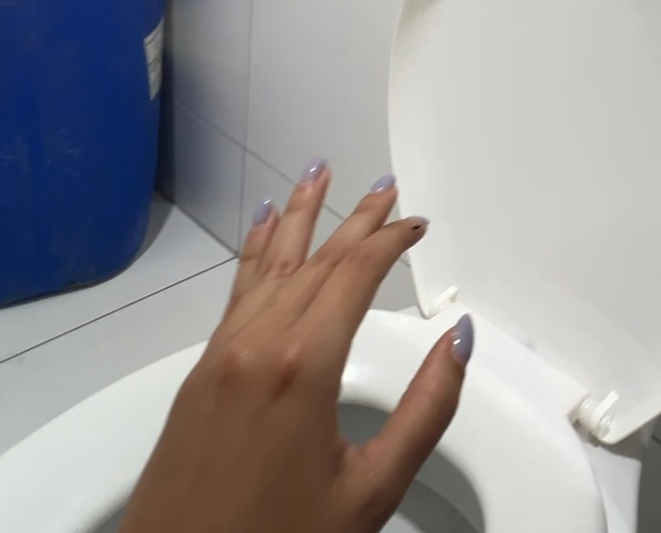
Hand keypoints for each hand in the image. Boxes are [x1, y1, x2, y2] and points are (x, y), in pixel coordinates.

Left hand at [119, 164, 470, 532]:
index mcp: (304, 365)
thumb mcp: (373, 489)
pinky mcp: (200, 373)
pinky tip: (263, 226)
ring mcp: (223, 355)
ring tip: (318, 171)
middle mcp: (259, 344)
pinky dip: (256, 250)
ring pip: (271, 265)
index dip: (391, 240)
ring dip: (301, 216)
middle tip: (384, 184)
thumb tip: (460, 337)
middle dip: (356, 218)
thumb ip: (427, 408)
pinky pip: (237, 291)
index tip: (417, 221)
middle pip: (317, 259)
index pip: (356, 275)